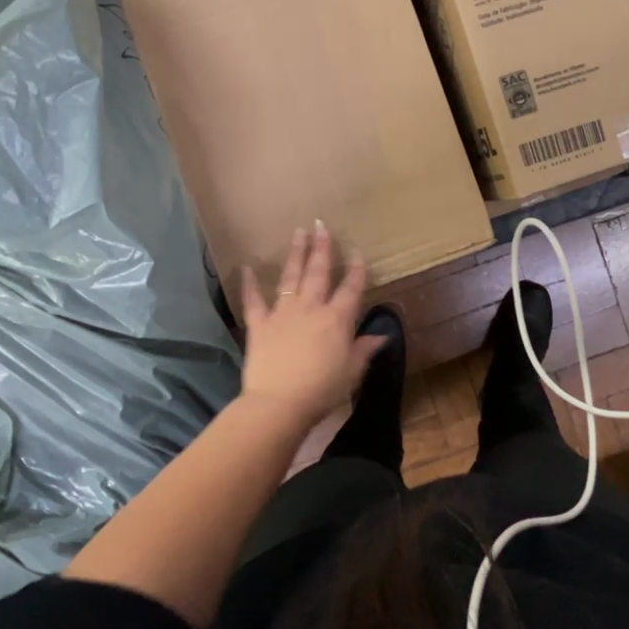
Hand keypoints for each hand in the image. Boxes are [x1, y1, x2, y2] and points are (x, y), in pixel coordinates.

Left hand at [238, 223, 385, 430]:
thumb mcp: (352, 372)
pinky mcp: (260, 324)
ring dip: (296, 254)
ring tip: (298, 233)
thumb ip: (364, 350)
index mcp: (337, 319)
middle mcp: (311, 308)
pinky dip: (249, 284)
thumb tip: (382, 336)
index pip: (351, 289)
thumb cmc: (322, 390)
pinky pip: (253, 300)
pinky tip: (246, 267)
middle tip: (322, 225)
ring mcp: (283, 313)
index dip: (356, 270)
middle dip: (323, 247)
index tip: (357, 253)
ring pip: (291, 276)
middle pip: (318, 272)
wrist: (280, 403)